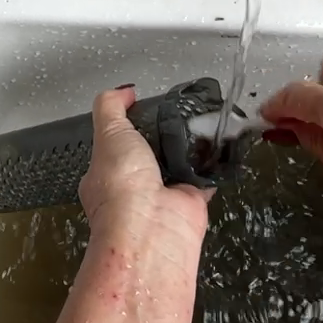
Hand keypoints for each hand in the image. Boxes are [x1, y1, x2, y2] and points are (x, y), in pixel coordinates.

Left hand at [78, 85, 210, 250]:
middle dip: (159, 135)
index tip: (142, 105)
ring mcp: (162, 194)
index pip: (114, 142)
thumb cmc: (120, 184)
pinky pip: (202, 176)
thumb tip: (124, 92)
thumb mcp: (108, 133)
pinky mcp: (191, 200)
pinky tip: (217, 144)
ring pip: (175, 162)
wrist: (152, 229)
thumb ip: (111, 107)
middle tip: (176, 111)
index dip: (126, 123)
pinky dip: (210, 163)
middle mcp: (133, 186)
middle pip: (147, 151)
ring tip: (198, 121)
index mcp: (105, 173)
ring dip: (186, 146)